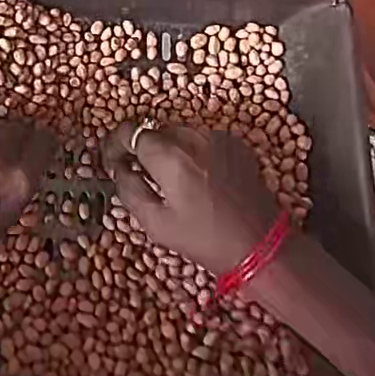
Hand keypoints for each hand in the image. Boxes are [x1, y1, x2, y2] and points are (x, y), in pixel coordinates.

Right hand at [101, 122, 278, 274]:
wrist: (262, 245)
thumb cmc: (205, 239)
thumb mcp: (156, 223)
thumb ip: (129, 189)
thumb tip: (118, 169)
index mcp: (170, 157)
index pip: (129, 132)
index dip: (114, 144)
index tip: (112, 161)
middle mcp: (193, 138)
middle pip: (153, 130)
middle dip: (140, 148)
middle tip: (135, 172)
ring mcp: (217, 138)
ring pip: (177, 132)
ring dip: (165, 148)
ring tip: (165, 178)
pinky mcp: (234, 144)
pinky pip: (201, 139)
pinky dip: (190, 151)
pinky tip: (194, 178)